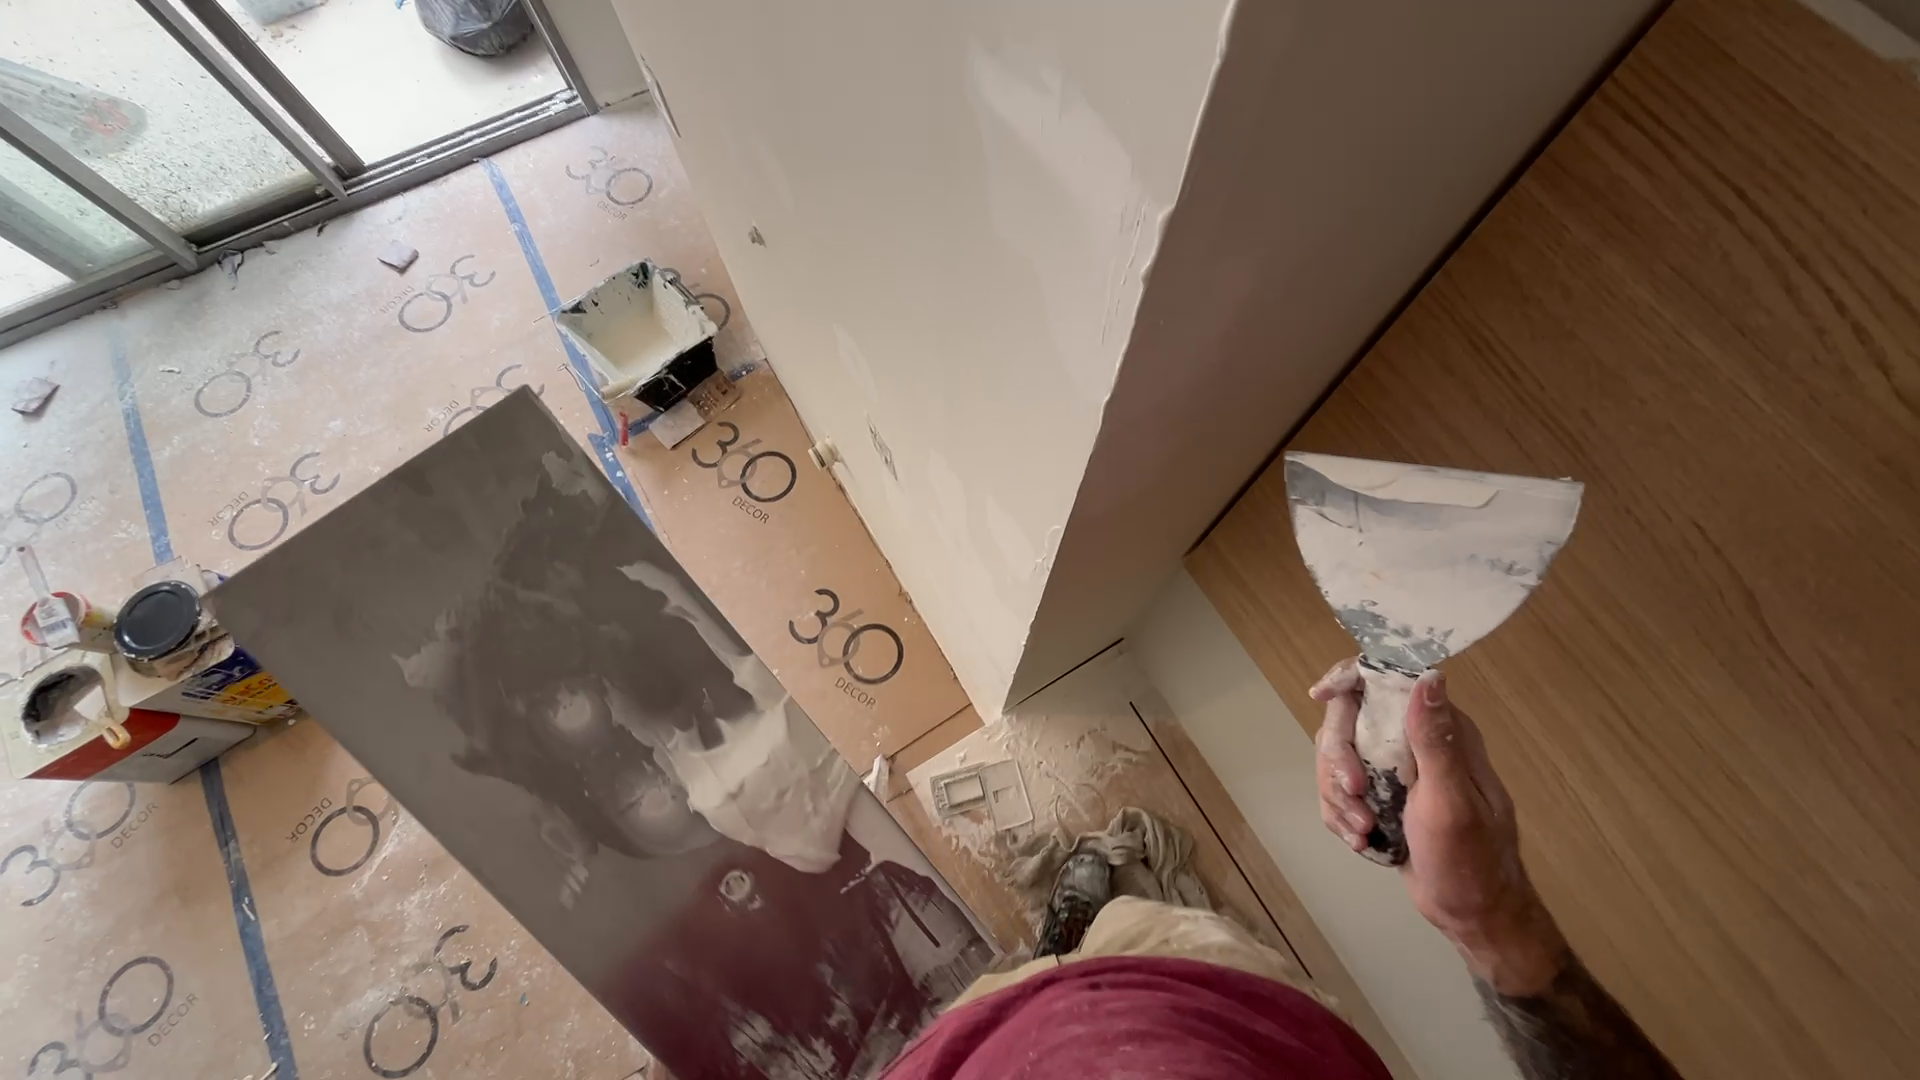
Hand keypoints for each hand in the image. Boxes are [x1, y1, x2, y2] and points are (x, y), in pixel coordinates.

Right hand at [1311, 658, 1566, 993]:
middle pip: (1346, 721)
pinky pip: (1336, 788)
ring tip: (1364, 830)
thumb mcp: (1451, 801)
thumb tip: (1429, 676)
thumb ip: (1435, 740)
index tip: (1320, 696)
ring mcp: (1394, 767)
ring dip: (1339, 796)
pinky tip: (1362, 839)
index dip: (1347, 680)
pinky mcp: (1379, 793)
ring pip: (1335, 757)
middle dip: (1339, 761)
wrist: (1472, 915)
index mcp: (1440, 730)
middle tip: (1355, 795)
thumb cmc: (1471, 860)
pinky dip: (1340, 814)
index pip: (1385, 680)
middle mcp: (1413, 740)